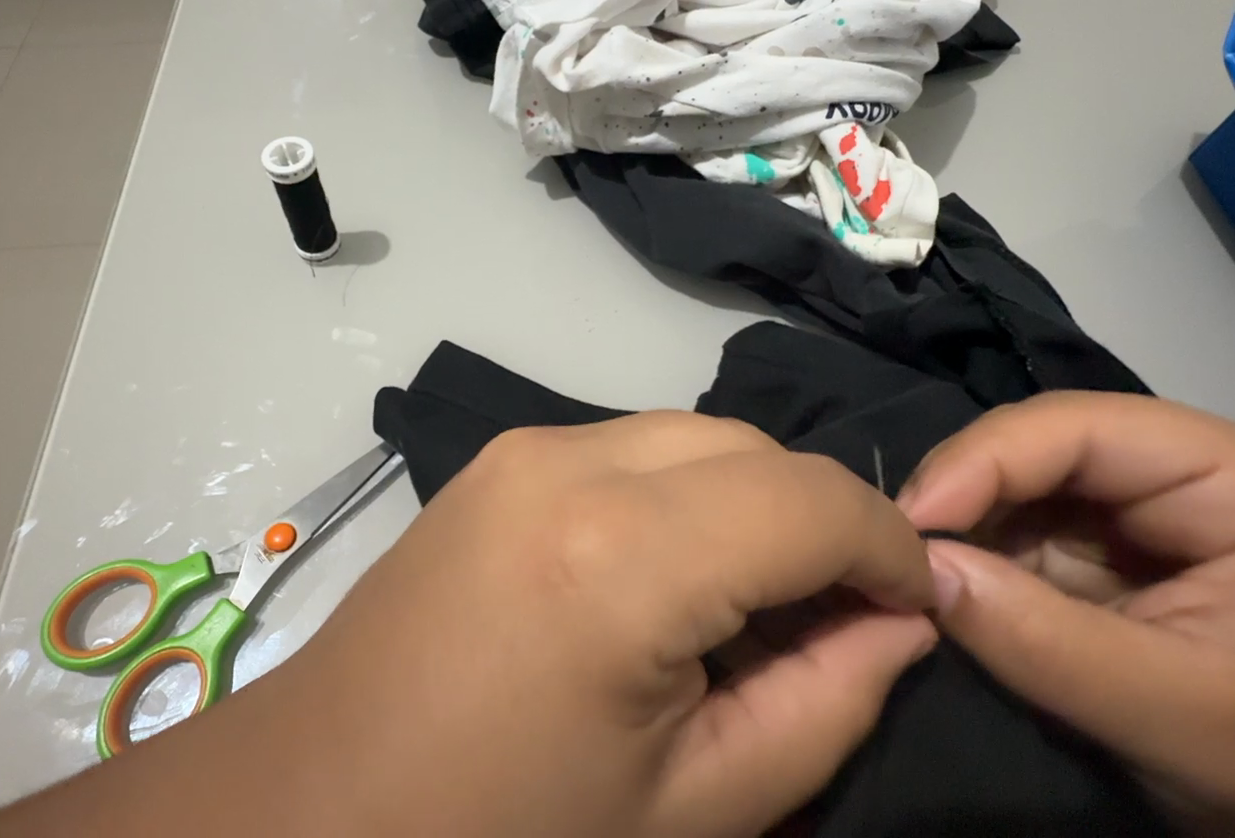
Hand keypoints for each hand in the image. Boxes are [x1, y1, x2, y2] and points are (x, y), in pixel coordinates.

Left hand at [0, 413, 935, 837]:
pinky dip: (681, 491)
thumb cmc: (506, 831)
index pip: (811, 499)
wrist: (319, 801)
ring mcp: (524, 448)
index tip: (915, 604)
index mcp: (621, 555)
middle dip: (816, 518)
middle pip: (752, 447)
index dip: (887, 546)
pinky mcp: (497, 458)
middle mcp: (569, 464)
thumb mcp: (696, 806)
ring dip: (747, 500)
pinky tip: (669, 570)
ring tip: (749, 597)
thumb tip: (897, 619)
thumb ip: (824, 701)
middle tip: (830, 613)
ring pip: (692, 435)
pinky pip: (629, 447)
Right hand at [898, 392, 1234, 834]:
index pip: (1084, 427)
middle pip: (1051, 446)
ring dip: (973, 524)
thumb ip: (1038, 638)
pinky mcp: (1138, 545)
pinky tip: (962, 583)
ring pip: (1035, 484)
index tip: (909, 522)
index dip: (982, 461)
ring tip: (921, 567)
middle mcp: (1206, 469)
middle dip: (970, 492)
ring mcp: (1169, 505)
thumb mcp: (1174, 714)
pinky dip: (993, 555)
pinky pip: (1042, 528)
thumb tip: (919, 568)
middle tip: (903, 547)